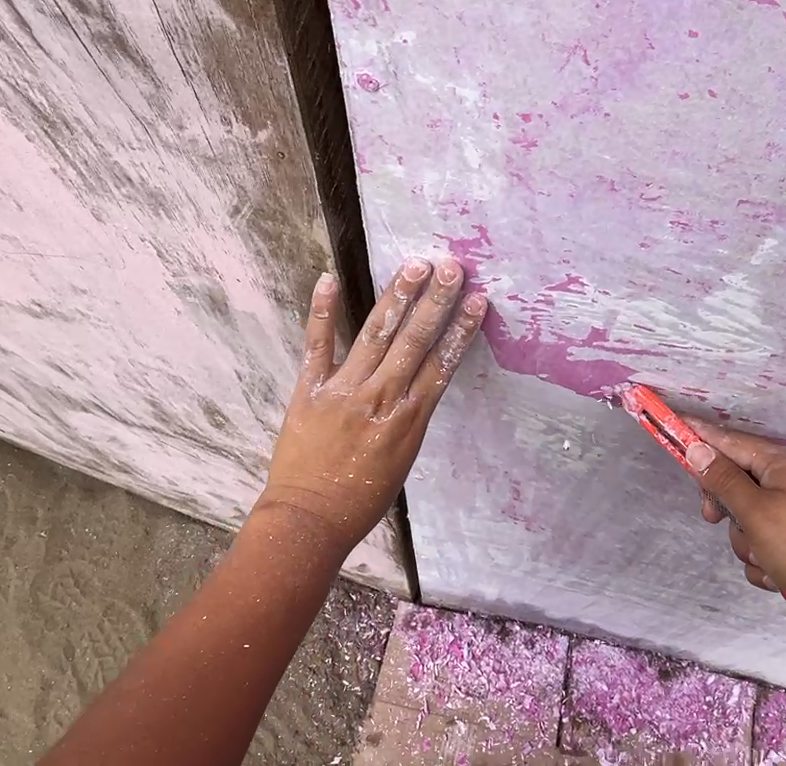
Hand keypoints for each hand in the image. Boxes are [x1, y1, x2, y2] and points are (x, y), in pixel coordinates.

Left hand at [254, 256, 485, 554]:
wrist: (308, 520)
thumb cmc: (360, 499)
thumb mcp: (402, 460)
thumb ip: (411, 417)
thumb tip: (421, 384)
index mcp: (408, 419)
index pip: (441, 364)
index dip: (460, 329)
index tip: (477, 299)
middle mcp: (380, 397)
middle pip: (414, 340)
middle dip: (435, 301)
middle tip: (452, 267)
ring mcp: (344, 389)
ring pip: (376, 334)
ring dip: (397, 297)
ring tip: (415, 265)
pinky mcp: (310, 388)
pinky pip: (318, 344)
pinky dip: (323, 311)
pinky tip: (328, 279)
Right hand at [685, 419, 785, 647]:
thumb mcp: (755, 512)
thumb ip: (721, 479)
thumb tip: (696, 446)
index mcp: (784, 462)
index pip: (728, 440)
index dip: (696, 435)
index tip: (667, 427)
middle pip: (737, 480)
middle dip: (726, 506)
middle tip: (712, 520)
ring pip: (749, 518)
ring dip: (748, 542)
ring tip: (766, 560)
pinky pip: (768, 542)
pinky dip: (766, 560)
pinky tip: (778, 577)